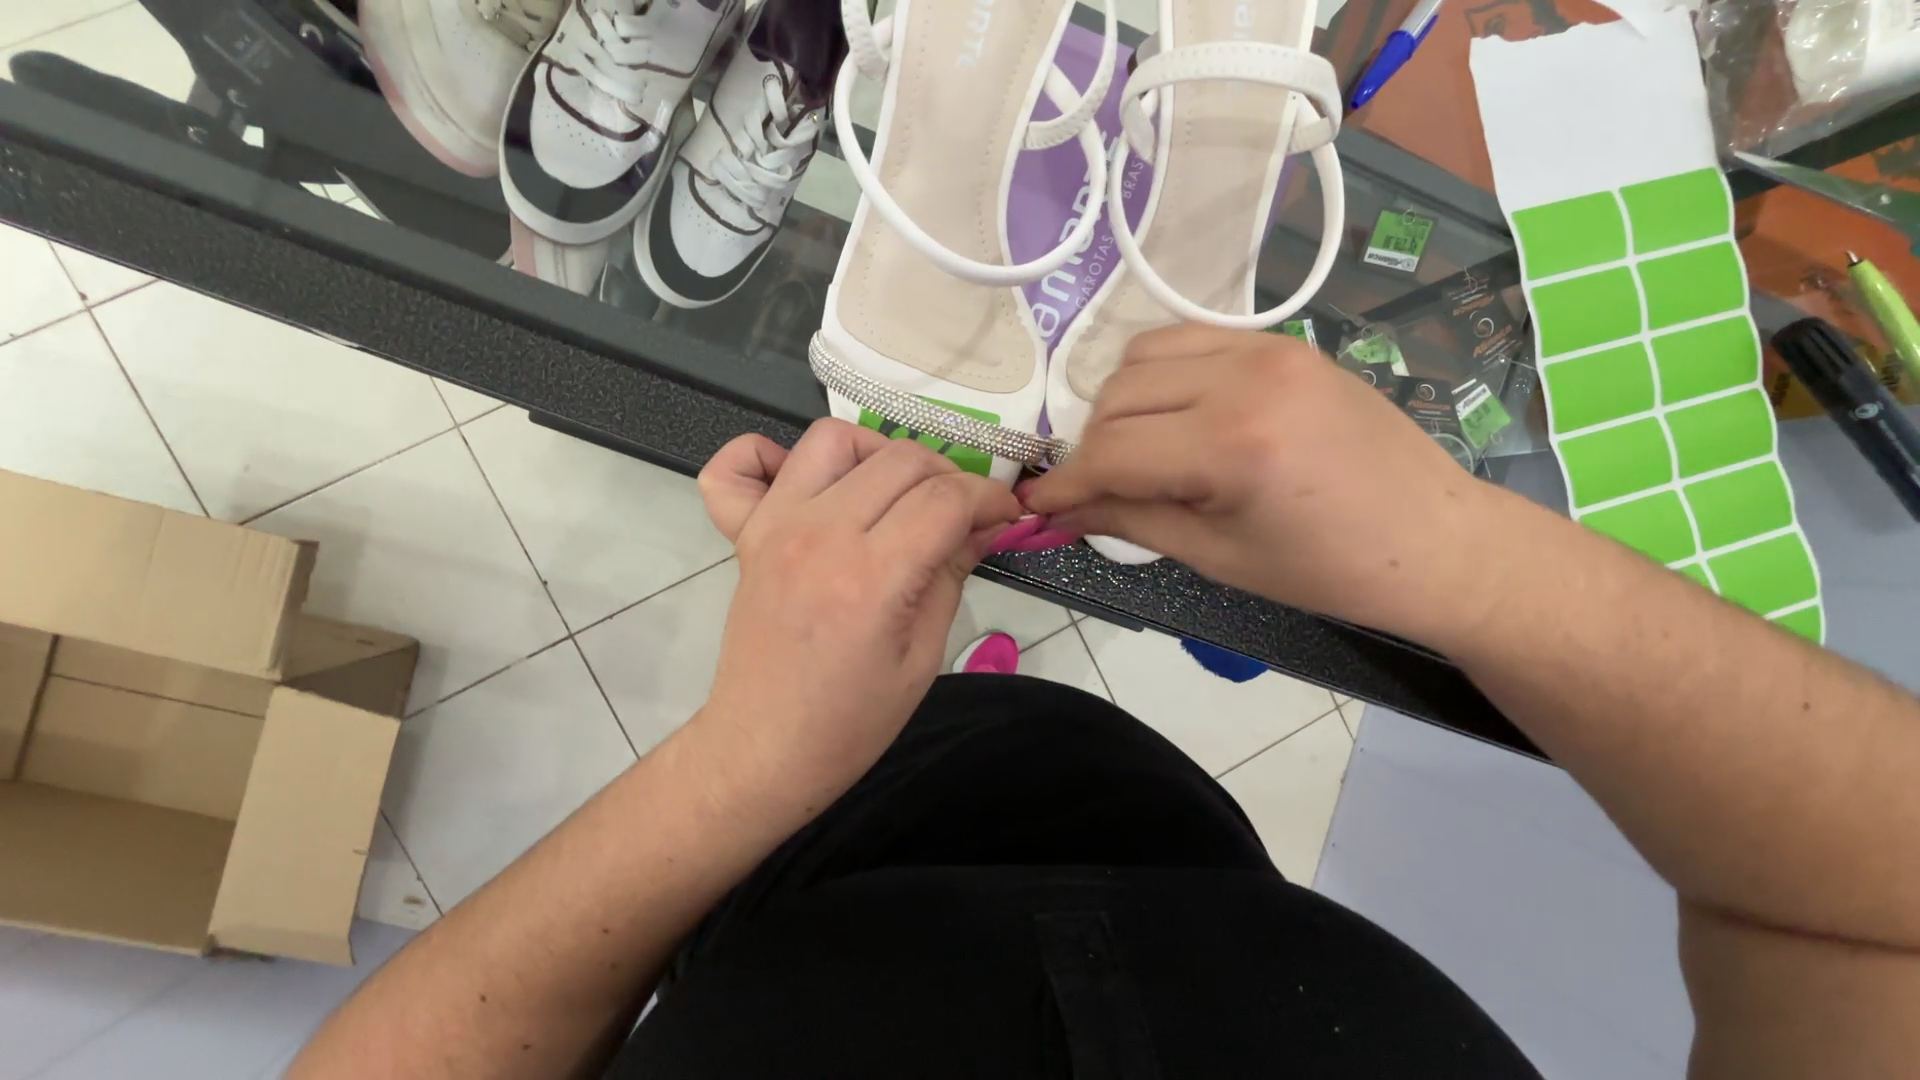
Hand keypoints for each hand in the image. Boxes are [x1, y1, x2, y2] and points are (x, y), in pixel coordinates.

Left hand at [692, 419, 1022, 809]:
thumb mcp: (923, 656)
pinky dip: (766, 455)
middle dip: (948, 475)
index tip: (1004, 512)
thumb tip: (985, 524)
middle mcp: (819, 535)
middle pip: (900, 459)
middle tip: (961, 513)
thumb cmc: (853, 721)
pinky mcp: (745, 534)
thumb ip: (951, 574)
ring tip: (895, 494)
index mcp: (871, 577)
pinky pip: (737, 465)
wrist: (766, 748)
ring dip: (878, 454)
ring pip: (834, 439)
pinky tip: (801, 484)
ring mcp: (774, 527)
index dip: (989, 497)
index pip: (946, 499)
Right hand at [1024, 324, 1510, 646]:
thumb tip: (1058, 512)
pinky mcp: (1280, 340)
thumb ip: (1128, 521)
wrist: (1435, 538)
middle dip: (1092, 450)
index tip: (1039, 508)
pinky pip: (1186, 340)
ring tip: (1141, 452)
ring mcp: (1265, 348)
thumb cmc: (1328, 569)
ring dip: (1120, 406)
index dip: (1066, 484)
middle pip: (1115, 398)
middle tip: (1101, 492)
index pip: (1111, 452)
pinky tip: (1175, 414)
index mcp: (1233, 445)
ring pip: (1141, 358)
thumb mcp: (1217, 556)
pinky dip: (1160, 374)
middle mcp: (1244, 377)